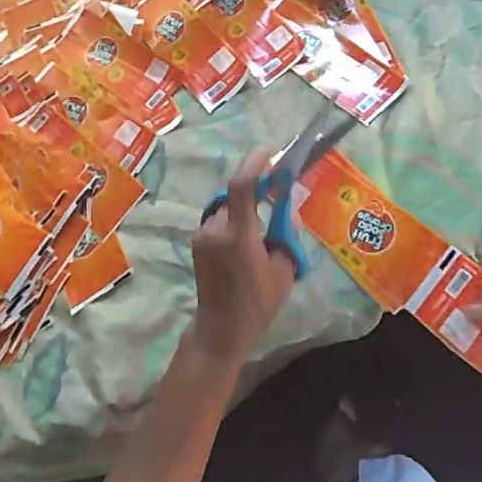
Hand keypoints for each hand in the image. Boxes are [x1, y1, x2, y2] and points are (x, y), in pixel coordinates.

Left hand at [189, 150, 296, 363]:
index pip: (242, 187)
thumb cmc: (258, 303)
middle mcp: (215, 229)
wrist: (221, 328)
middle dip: (255, 191)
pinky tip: (245, 242)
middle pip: (236, 195)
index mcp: (239, 236)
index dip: (254, 163)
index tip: (269, 152)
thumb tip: (284, 212)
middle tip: (275, 195)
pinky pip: (219, 220)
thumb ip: (284, 235)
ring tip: (260, 231)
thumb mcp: (284, 269)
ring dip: (244, 209)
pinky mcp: (197, 241)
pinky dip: (234, 221)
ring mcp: (202, 235)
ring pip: (227, 207)